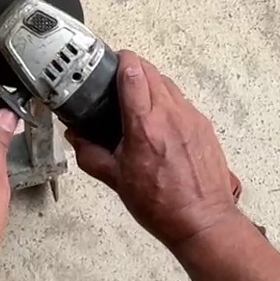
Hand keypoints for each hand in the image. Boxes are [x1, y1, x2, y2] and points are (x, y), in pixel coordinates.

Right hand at [66, 50, 243, 249]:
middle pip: (151, 70)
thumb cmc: (162, 205)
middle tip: (121, 81)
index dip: (121, 59)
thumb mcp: (116, 180)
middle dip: (134, 68)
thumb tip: (75, 137)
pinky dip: (169, 103)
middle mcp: (169, 114)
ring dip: (152, 84)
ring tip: (140, 103)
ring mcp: (190, 117)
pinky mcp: (204, 125)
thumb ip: (90, 154)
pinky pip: (182, 101)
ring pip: (168, 83)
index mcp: (144, 124)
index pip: (133, 72)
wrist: (203, 221)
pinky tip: (161, 124)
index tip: (113, 60)